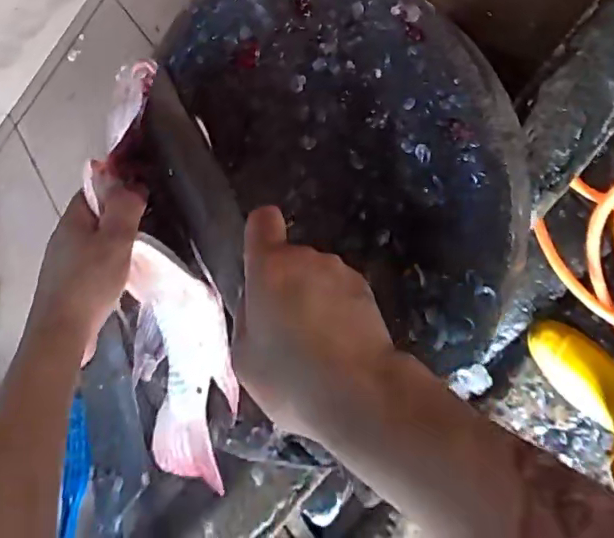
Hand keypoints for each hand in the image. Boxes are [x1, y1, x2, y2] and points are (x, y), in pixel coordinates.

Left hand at [27, 179, 144, 352]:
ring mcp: (61, 262)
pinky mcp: (65, 285)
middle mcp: (63, 236)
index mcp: (72, 219)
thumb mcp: (116, 238)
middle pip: (94, 214)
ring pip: (93, 239)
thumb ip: (125, 206)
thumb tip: (132, 183)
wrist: (61, 335)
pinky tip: (119, 275)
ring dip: (112, 241)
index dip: (117, 186)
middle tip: (144, 223)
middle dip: (117, 215)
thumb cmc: (90, 281)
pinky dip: (106, 262)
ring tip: (136, 250)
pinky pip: (90, 261)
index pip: (94, 188)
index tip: (141, 195)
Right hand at [234, 206, 403, 440]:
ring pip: (318, 279)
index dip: (260, 235)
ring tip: (317, 350)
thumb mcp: (244, 357)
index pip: (263, 221)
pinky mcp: (369, 291)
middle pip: (291, 260)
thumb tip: (258, 303)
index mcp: (269, 266)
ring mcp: (341, 271)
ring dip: (315, 302)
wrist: (361, 392)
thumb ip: (247, 317)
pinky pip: (343, 296)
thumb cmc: (289, 376)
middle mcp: (306, 258)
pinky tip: (341, 351)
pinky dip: (340, 315)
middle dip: (287, 287)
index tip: (260, 263)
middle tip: (286, 334)